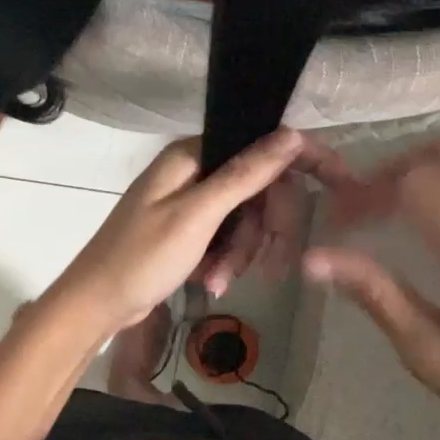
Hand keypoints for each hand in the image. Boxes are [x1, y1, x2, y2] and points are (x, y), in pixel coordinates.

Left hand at [49, 128, 348, 333]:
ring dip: (240, 253)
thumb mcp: (197, 216)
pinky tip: (210, 283)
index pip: (262, 146)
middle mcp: (190, 172)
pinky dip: (223, 262)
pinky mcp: (184, 233)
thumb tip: (290, 134)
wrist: (95, 305)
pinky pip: (223, 240)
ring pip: (244, 220)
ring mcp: (186, 204)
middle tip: (266, 265)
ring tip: (217, 280)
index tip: (343, 183)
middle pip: (258, 189)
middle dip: (262, 230)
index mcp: (191, 156)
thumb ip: (244, 175)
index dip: (304, 163)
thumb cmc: (140, 258)